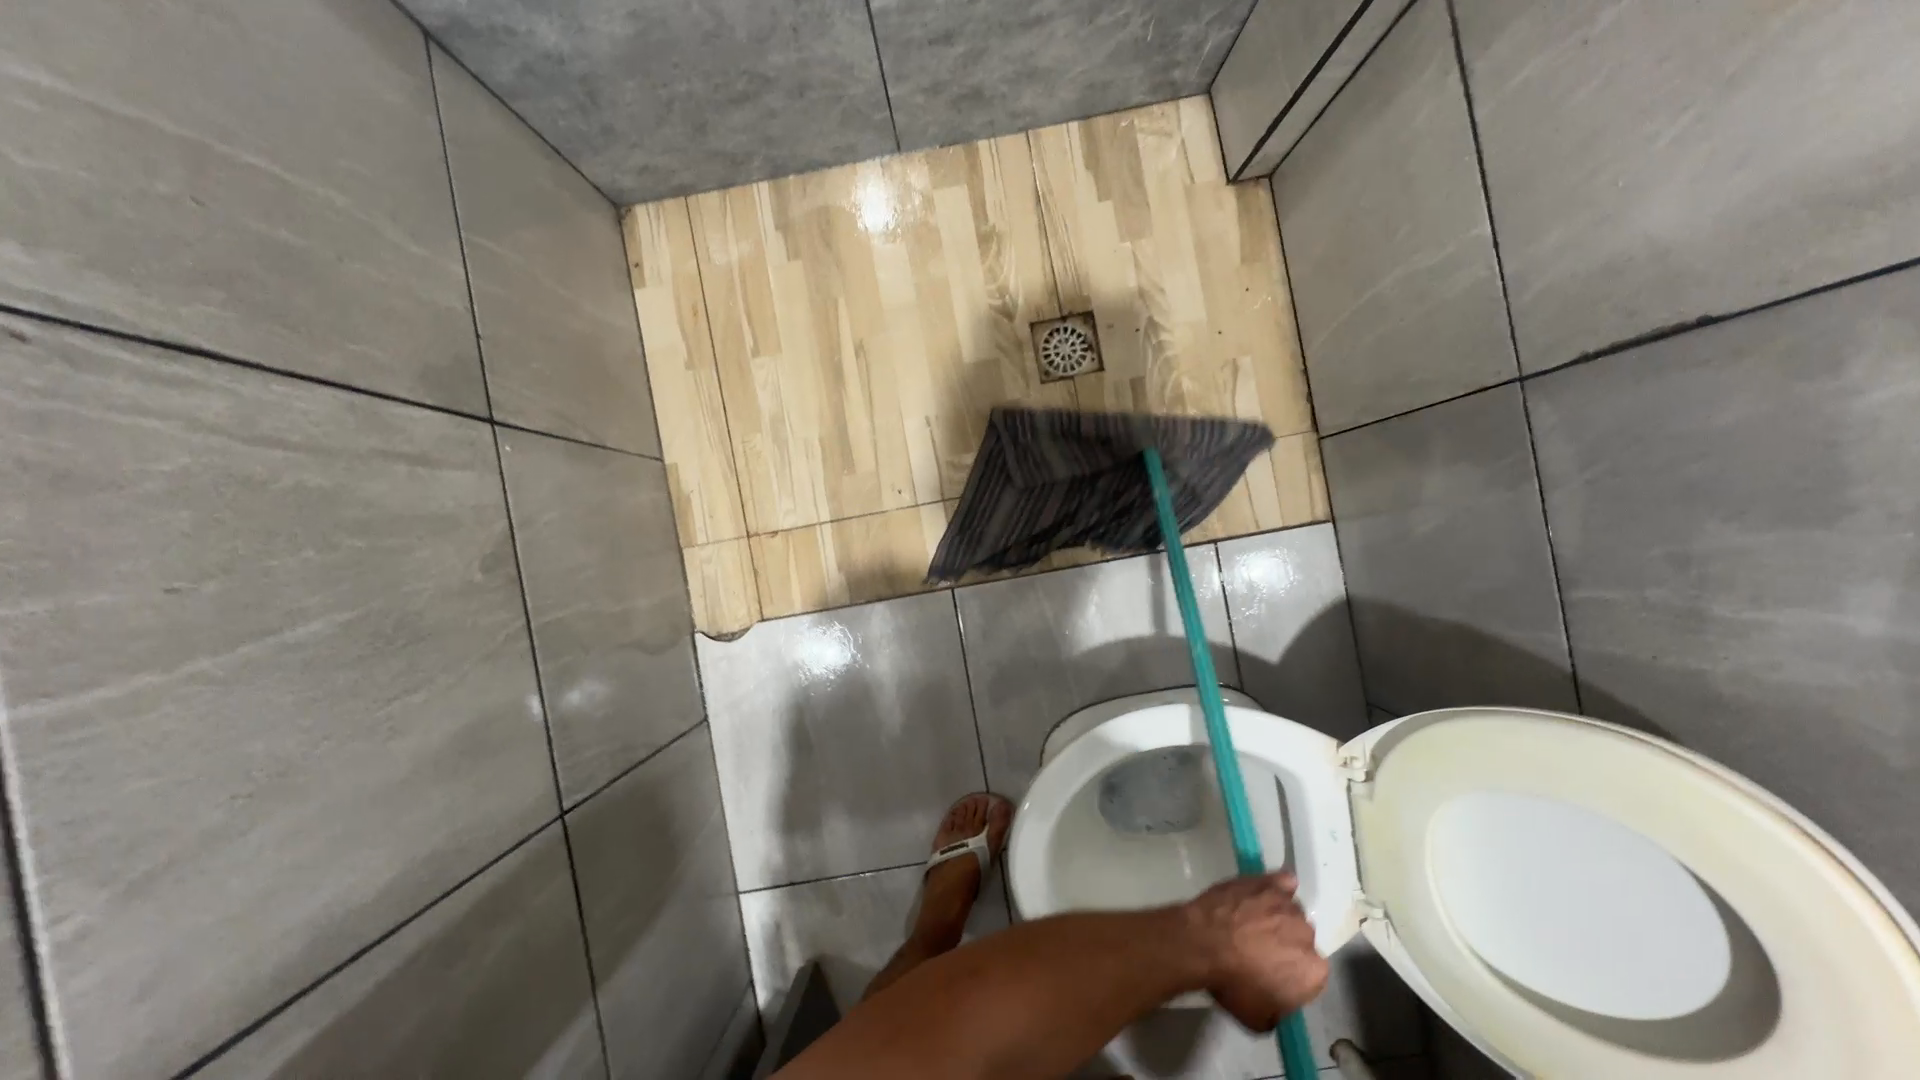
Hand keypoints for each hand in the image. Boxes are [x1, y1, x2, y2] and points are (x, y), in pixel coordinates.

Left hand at [1180, 872, 1327, 1030]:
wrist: (1203, 942)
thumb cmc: (1232, 983)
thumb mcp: (1258, 1019)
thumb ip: (1278, 1013)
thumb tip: (1275, 1007)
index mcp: (1313, 971)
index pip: (1309, 975)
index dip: (1290, 976)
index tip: (1271, 976)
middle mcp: (1307, 935)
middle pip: (1301, 940)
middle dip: (1285, 945)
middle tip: (1258, 950)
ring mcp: (1288, 905)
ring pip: (1290, 913)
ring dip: (1277, 918)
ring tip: (1251, 923)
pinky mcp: (1268, 883)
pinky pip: (1281, 883)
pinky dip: (1276, 887)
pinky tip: (1265, 893)